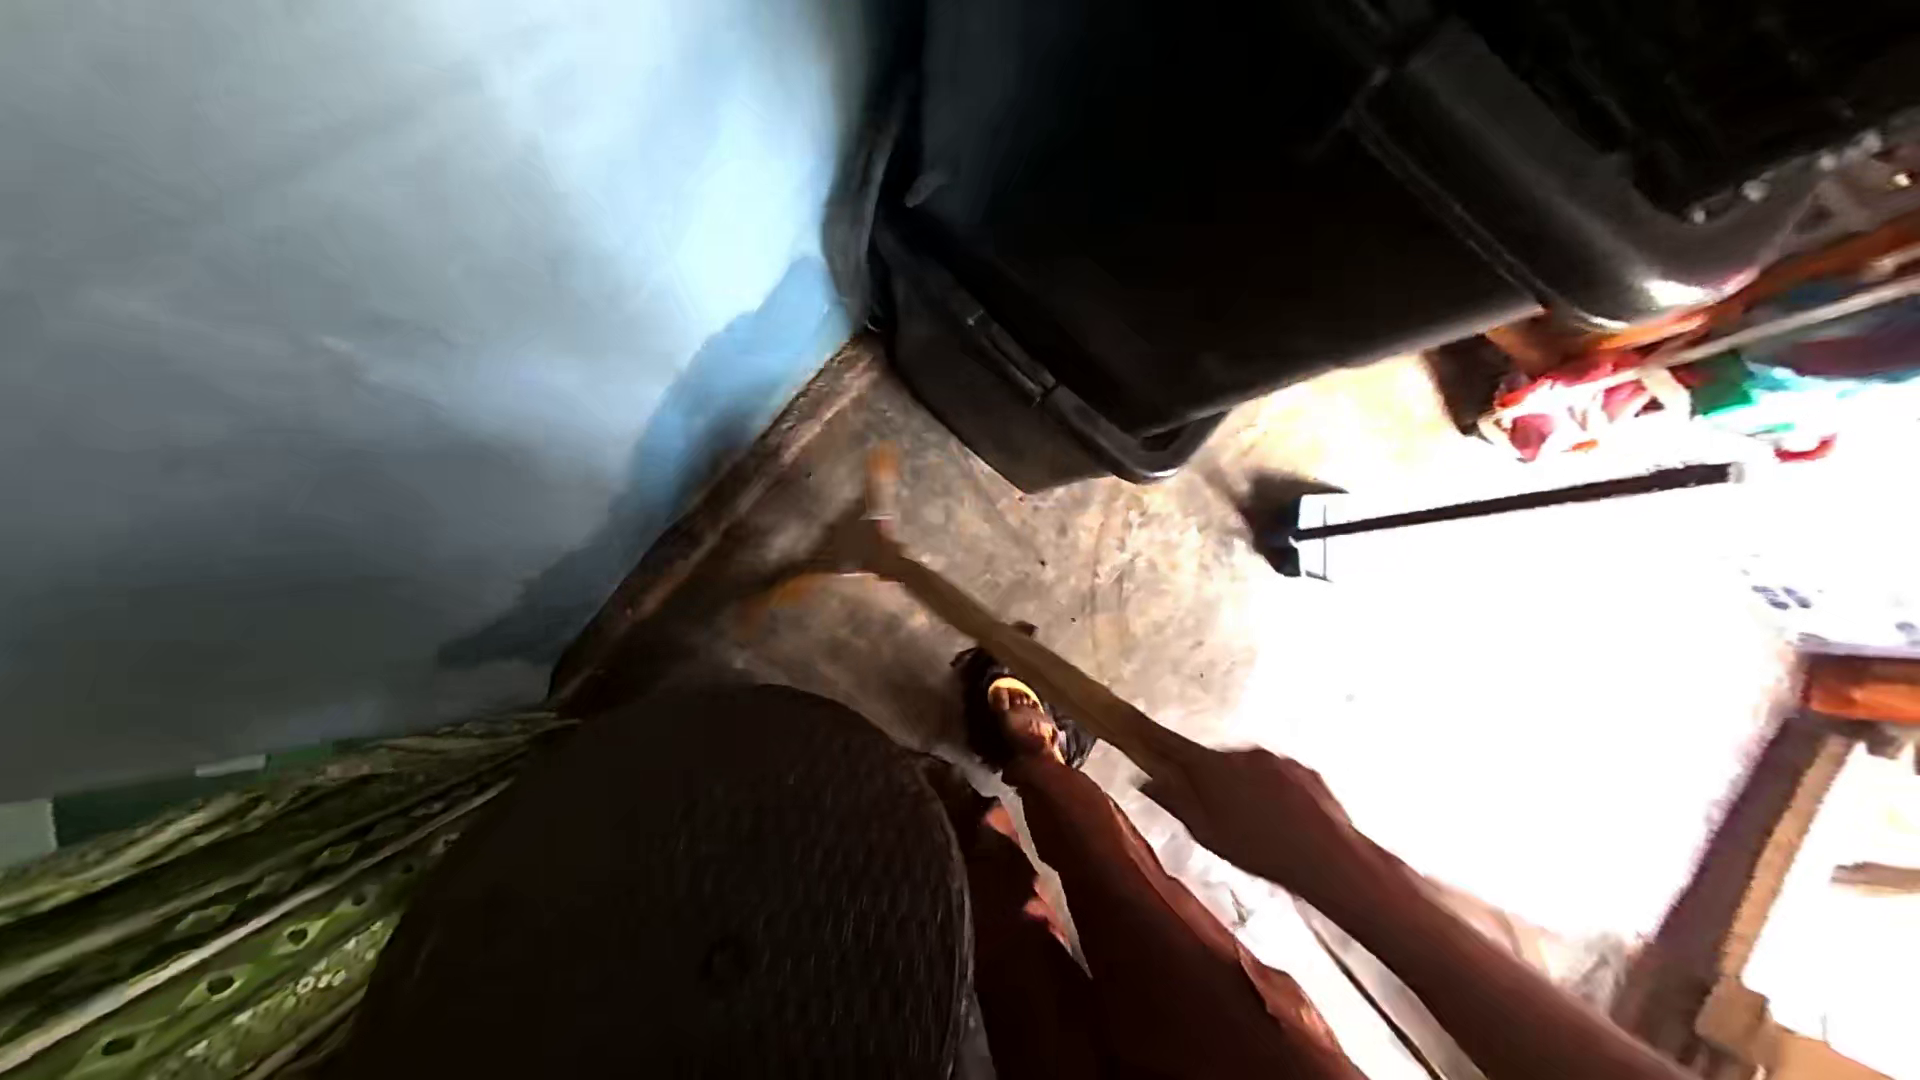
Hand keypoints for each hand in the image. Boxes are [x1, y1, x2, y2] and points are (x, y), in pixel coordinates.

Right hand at [1141, 747, 1378, 902]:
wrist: (1331, 859)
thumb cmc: (1262, 851)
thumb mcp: (1208, 834)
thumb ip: (1175, 802)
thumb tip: (1147, 780)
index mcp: (1211, 767)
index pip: (1171, 744)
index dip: (1152, 737)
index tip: (1137, 730)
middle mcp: (1239, 752)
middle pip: (1213, 760)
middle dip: (1214, 781)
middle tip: (1222, 816)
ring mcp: (1274, 757)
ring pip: (1247, 768)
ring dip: (1247, 788)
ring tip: (1260, 826)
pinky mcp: (1301, 767)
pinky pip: (1277, 774)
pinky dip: (1275, 791)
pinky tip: (1284, 821)